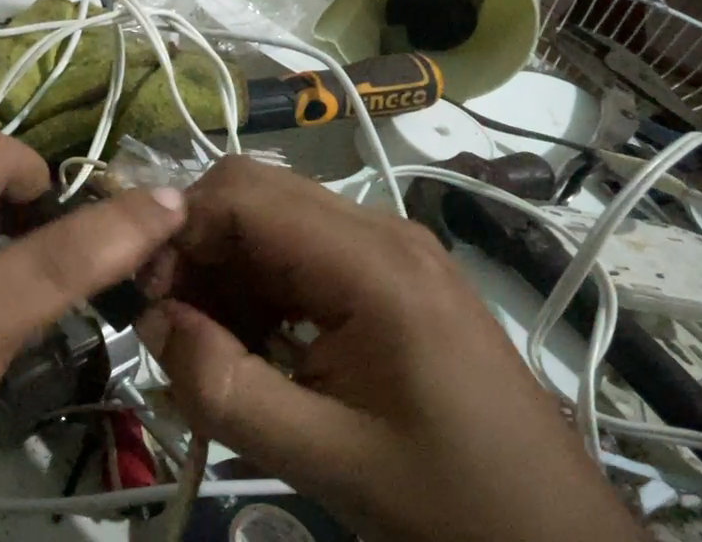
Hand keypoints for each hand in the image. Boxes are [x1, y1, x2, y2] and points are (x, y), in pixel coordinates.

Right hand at [137, 158, 645, 541]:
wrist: (554, 539)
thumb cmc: (450, 501)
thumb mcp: (325, 459)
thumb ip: (223, 388)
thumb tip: (152, 321)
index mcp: (373, 263)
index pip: (243, 195)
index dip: (179, 231)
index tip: (146, 297)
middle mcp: (379, 231)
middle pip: (252, 194)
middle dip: (196, 248)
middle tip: (172, 321)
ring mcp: (388, 249)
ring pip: (267, 218)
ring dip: (222, 270)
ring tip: (209, 343)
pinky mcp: (387, 274)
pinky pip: (295, 250)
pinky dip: (255, 285)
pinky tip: (254, 343)